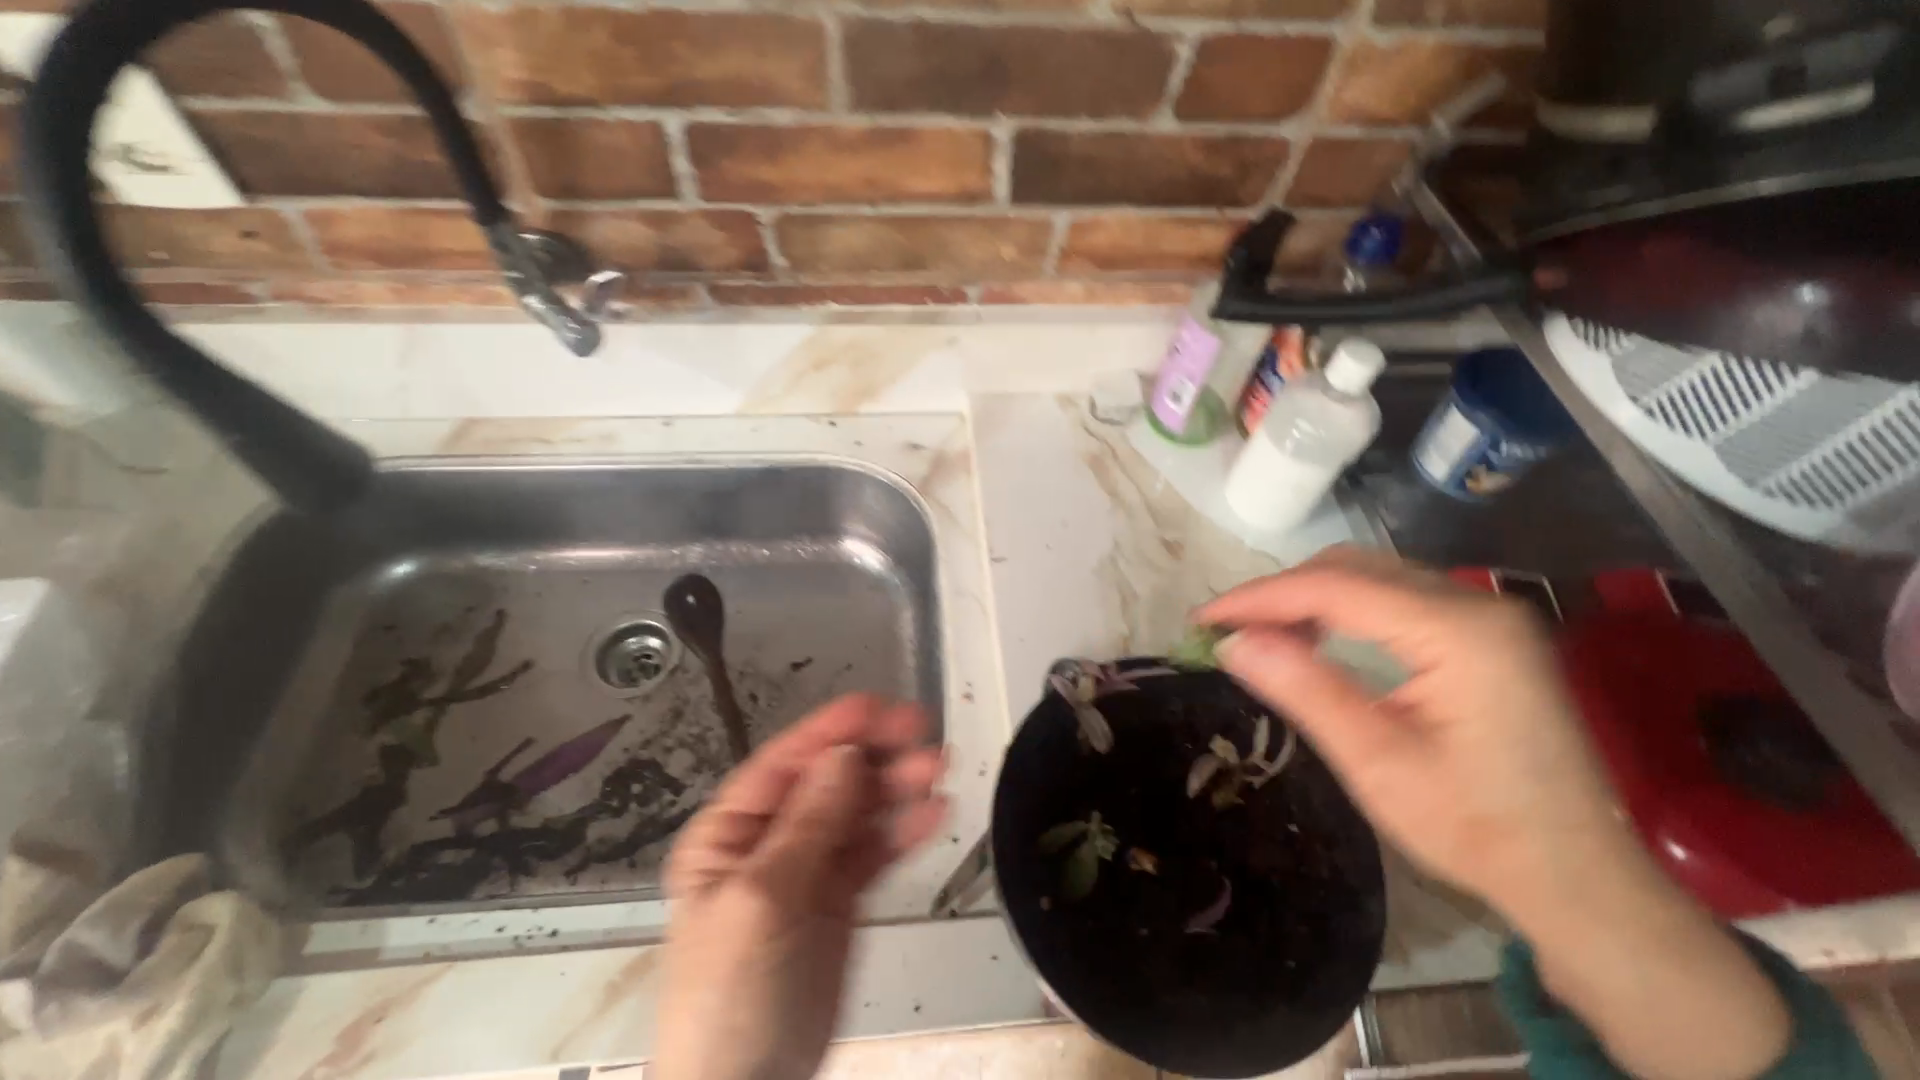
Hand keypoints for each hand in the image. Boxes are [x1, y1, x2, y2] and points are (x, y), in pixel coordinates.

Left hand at [654, 695, 947, 1079]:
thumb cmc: (733, 993)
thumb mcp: (763, 900)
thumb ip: (806, 826)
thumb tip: (842, 756)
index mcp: (729, 833)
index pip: (784, 764)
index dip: (832, 730)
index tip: (880, 706)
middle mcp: (768, 841)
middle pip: (828, 782)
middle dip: (875, 756)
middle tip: (926, 736)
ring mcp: (807, 871)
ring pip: (857, 813)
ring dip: (896, 788)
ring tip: (940, 770)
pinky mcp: (840, 901)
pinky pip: (873, 854)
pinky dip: (902, 832)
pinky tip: (934, 814)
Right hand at [1200, 548, 1791, 1079]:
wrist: (1577, 877)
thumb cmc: (1476, 828)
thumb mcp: (1376, 761)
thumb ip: (1304, 689)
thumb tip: (1232, 642)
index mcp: (1458, 630)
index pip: (1336, 587)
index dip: (1260, 598)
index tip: (1202, 620)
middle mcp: (1477, 605)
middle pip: (1356, 569)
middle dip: (1282, 592)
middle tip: (1225, 630)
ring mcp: (1489, 618)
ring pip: (1377, 579)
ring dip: (1312, 598)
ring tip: (1259, 634)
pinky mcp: (1490, 638)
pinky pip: (1401, 600)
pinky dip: (1347, 611)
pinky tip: (1317, 638)